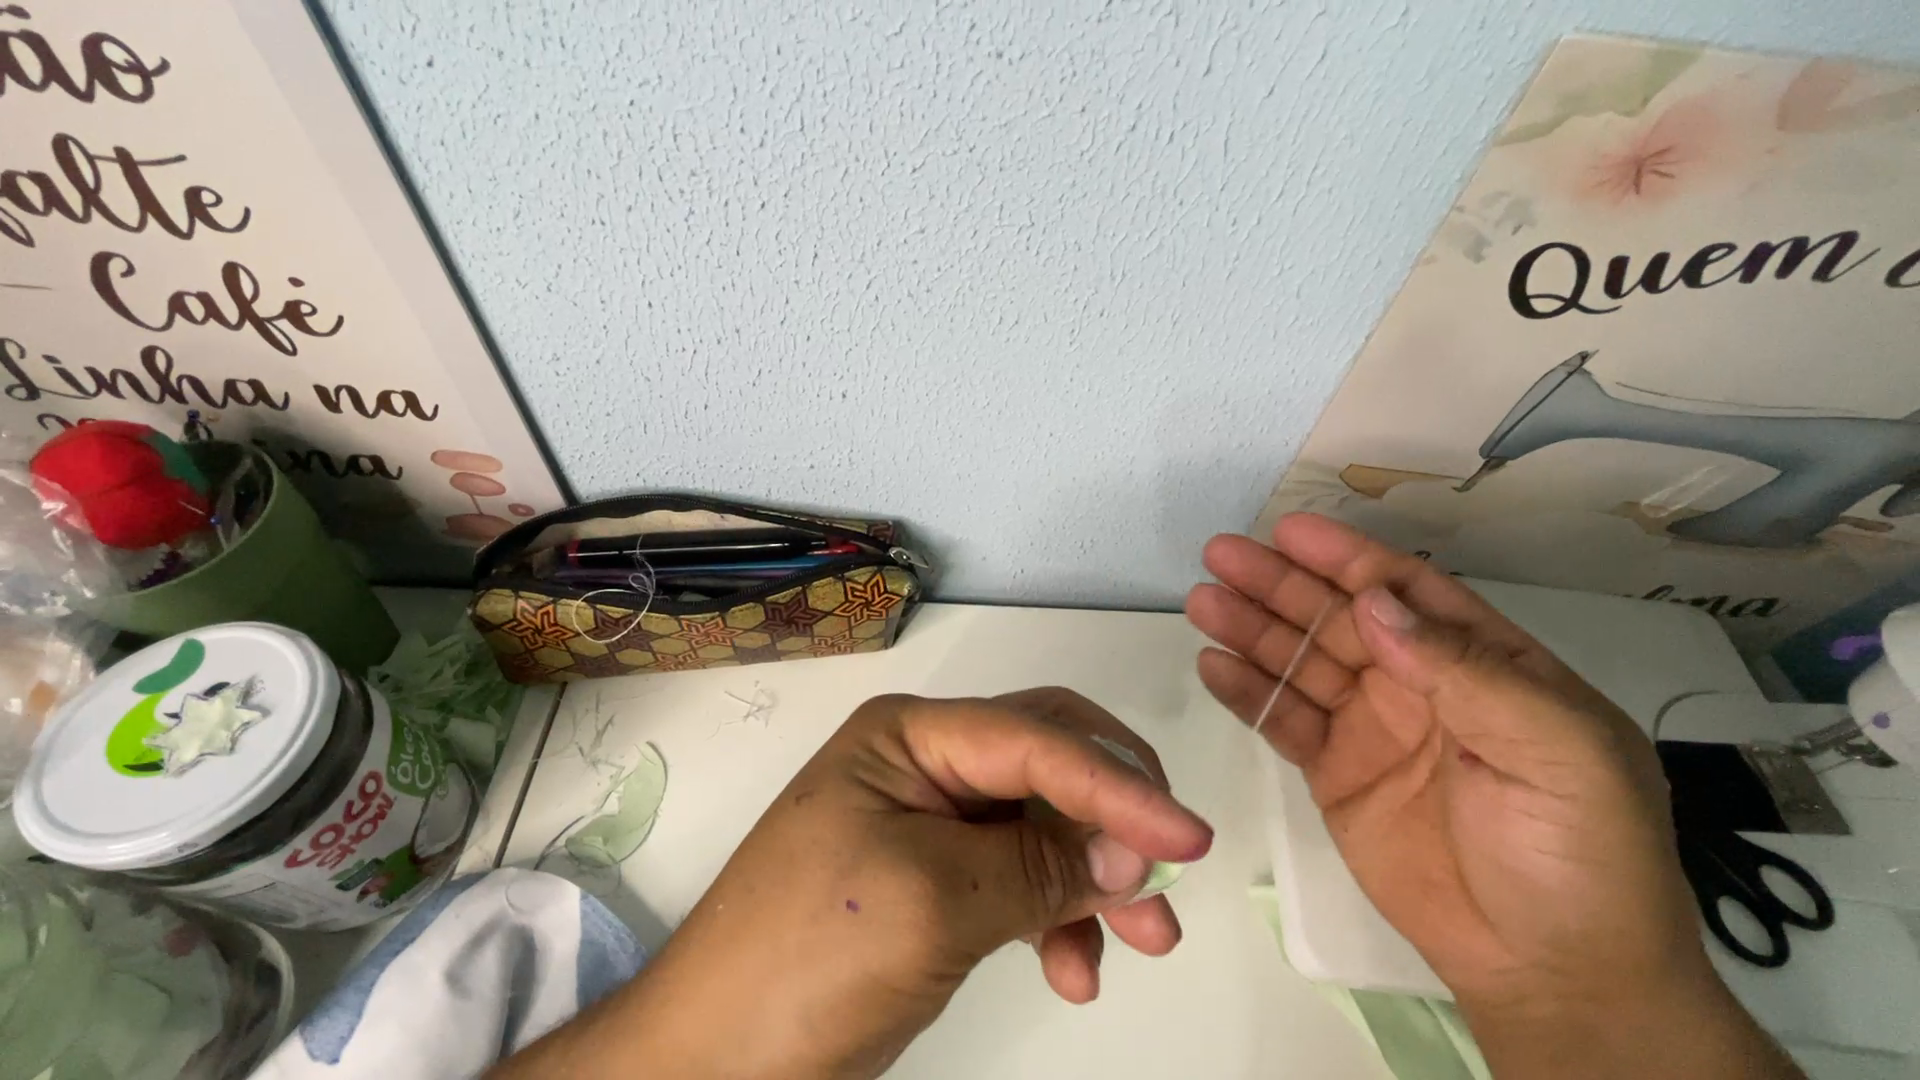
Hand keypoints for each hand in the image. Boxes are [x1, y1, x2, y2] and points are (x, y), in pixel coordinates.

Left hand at [496, 690, 1211, 1079]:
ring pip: (1046, 825)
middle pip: (1050, 765)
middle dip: (1114, 819)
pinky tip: (1074, 969)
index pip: (1036, 741)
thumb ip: (1039, 866)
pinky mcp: (939, 877)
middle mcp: (927, 762)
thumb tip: (1136, 851)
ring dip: (1096, 878)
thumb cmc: (810, 957)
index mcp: (911, 736)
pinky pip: (1022, 877)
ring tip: (1141, 942)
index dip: (1119, 786)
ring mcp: (933, 821)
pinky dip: (1059, 916)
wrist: (716, 1057)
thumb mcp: (932, 902)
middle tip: (1164, 882)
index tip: (1191, 842)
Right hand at [1186, 514, 1798, 1077]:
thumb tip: (1375, 603)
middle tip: (1220, 556)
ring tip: (1202, 601)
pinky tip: (1212, 665)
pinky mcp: (1335, 774)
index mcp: (1484, 664)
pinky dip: (1248, 693)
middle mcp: (1420, 685)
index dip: (1345, 558)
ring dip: (1251, 630)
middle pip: (1337, 619)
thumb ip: (1466, 671)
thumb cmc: (1579, 853)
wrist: (1550, 971)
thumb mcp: (1557, 750)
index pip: (1405, 593)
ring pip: (1301, 664)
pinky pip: (1284, 722)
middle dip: (1280, 585)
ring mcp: (1372, 729)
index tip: (1288, 532)